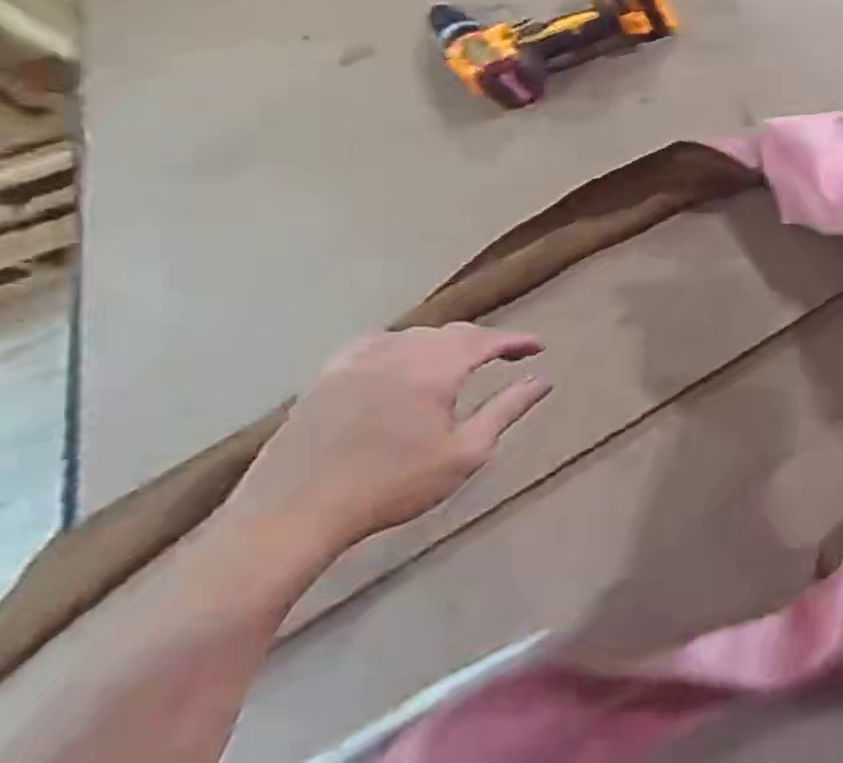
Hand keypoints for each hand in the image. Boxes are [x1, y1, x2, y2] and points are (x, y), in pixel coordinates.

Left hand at [223, 325, 551, 552]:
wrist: (295, 514)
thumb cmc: (393, 485)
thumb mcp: (465, 452)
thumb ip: (506, 410)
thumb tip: (542, 381)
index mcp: (434, 370)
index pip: (486, 340)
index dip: (517, 340)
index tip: (539, 347)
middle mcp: (397, 355)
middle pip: (452, 333)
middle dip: (486, 340)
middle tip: (509, 354)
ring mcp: (356, 362)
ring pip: (414, 335)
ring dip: (446, 342)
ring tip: (463, 359)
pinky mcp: (325, 377)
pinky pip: (374, 343)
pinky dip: (401, 343)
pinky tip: (403, 357)